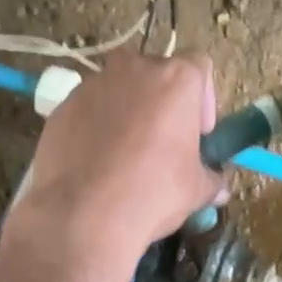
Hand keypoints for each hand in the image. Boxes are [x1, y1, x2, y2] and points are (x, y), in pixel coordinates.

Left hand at [14, 51, 223, 254]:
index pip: (198, 67)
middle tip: (164, 142)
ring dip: (128, 112)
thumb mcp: (196, 189)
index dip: (203, 100)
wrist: (84, 214)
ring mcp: (93, 85)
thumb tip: (218, 188)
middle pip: (156, 75)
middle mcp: (134, 69)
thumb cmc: (154, 192)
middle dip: (163, 103)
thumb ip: (211, 179)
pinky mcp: (63, 106)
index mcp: (176, 79)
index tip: (198, 134)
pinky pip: (89, 109)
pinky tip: (97, 162)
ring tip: (126, 154)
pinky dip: (96, 127)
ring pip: (119, 90)